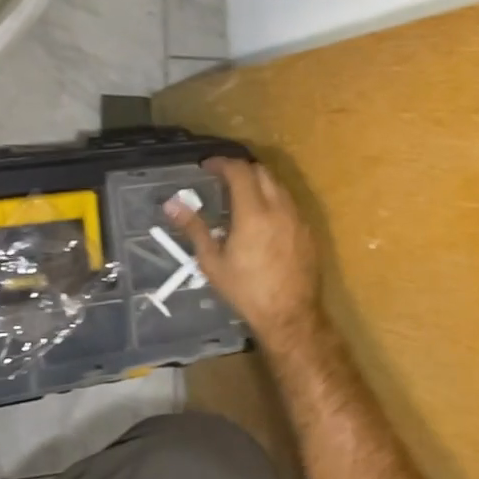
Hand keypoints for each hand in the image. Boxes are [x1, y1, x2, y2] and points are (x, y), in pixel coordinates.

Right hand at [165, 157, 323, 342]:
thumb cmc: (245, 290)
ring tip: (240, 196)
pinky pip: (289, 203)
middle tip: (221, 178)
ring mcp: (297, 219)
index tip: (206, 166)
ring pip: (278, 186)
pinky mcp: (308, 231)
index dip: (221, 163)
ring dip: (258, 182)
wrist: (290, 316)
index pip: (239, 171)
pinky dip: (272, 199)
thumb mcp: (212, 262)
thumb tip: (171, 204)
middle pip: (261, 171)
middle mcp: (278, 208)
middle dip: (240, 169)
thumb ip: (194, 228)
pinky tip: (262, 219)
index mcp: (252, 212)